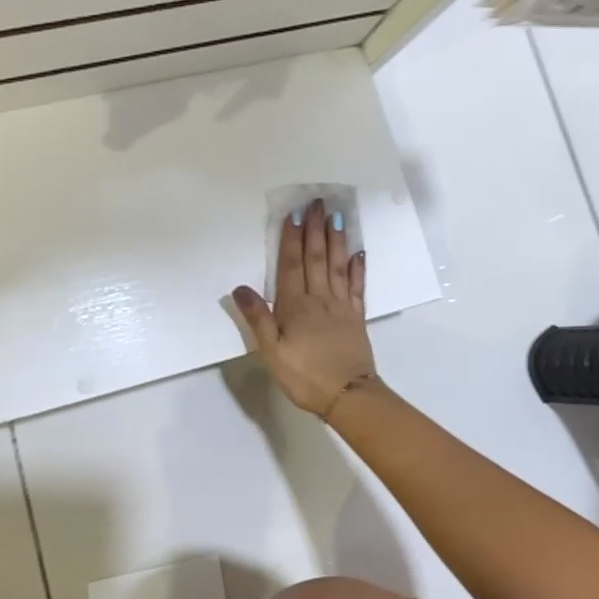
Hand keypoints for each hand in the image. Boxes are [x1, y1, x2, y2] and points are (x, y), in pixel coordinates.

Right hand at [232, 197, 374, 417]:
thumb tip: (240, 287)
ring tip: (337, 216)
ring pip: (338, 265)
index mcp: (296, 306)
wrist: (349, 396)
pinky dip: (358, 268)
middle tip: (319, 202)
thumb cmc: (304, 376)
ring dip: (336, 240)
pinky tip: (359, 253)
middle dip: (316, 229)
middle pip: (316, 257)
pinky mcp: (357, 317)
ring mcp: (341, 306)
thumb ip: (258, 318)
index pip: (292, 265)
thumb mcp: (271, 352)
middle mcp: (320, 299)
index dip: (292, 238)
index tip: (295, 213)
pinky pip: (358, 286)